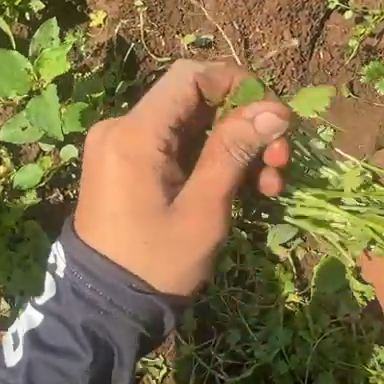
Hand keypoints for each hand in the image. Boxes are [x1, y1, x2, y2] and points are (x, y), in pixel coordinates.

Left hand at [74, 61, 292, 296]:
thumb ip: (234, 153)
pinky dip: (209, 159)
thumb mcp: (202, 210)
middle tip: (280, 161)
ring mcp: (121, 146)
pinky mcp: (126, 165)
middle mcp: (121, 128)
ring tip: (269, 184)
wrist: (102, 307)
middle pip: (194, 100)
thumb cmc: (155, 263)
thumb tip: (275, 109)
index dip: (238, 85)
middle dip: (243, 123)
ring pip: (190, 124)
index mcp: (133, 134)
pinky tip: (243, 188)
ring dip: (233, 145)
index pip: (191, 77)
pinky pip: (175, 145)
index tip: (274, 118)